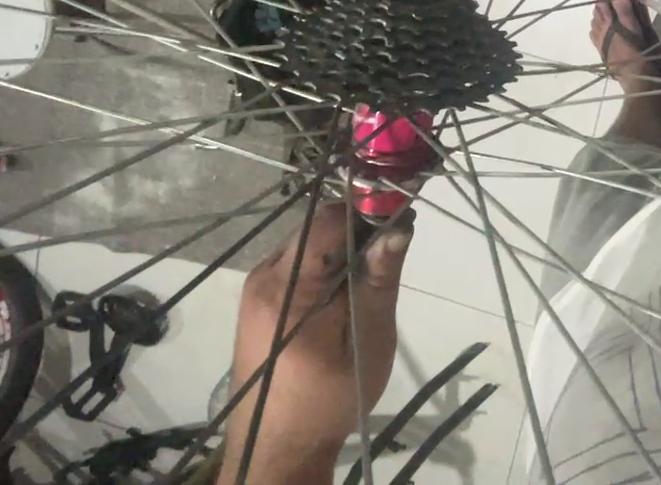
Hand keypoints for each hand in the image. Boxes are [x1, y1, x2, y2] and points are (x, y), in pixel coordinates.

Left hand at [217, 205, 411, 483]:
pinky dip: (328, 263)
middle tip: (390, 254)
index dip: (370, 210)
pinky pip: (300, 261)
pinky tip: (344, 293)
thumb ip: (379, 277)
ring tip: (369, 278)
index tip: (402, 219)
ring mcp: (258, 287)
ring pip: (312, 240)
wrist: (277, 450)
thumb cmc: (328, 396)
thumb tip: (400, 223)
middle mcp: (265, 275)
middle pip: (320, 225)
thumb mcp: (367, 337)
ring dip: (345, 247)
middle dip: (360, 229)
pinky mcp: (260, 300)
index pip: (332, 218)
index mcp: (287, 284)